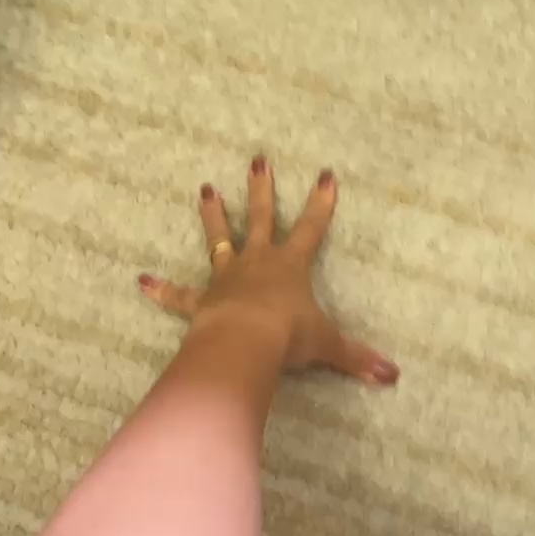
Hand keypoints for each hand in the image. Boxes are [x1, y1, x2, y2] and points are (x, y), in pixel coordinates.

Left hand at [138, 154, 399, 386]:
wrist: (245, 343)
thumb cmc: (288, 337)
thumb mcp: (329, 345)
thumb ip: (358, 359)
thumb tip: (393, 377)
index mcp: (290, 266)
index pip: (311, 228)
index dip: (320, 203)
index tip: (325, 175)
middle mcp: (258, 262)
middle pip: (259, 217)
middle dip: (260, 189)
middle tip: (257, 158)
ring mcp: (226, 277)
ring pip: (219, 239)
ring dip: (212, 215)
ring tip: (205, 189)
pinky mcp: (201, 301)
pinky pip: (179, 295)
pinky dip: (161, 290)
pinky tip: (141, 282)